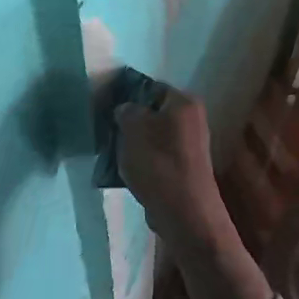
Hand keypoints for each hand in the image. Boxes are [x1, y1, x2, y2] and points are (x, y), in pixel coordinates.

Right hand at [115, 90, 224, 242]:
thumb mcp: (133, 128)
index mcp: (184, 103)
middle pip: (152, 115)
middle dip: (129, 124)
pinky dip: (142, 164)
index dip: (127, 96)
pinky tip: (126, 174)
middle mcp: (192, 121)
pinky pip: (156, 160)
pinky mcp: (183, 171)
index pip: (151, 88)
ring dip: (133, 146)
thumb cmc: (157, 162)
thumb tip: (125, 110)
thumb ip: (126, 111)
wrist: (182, 210)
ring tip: (113, 157)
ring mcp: (189, 148)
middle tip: (108, 135)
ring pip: (152, 139)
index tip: (107, 110)